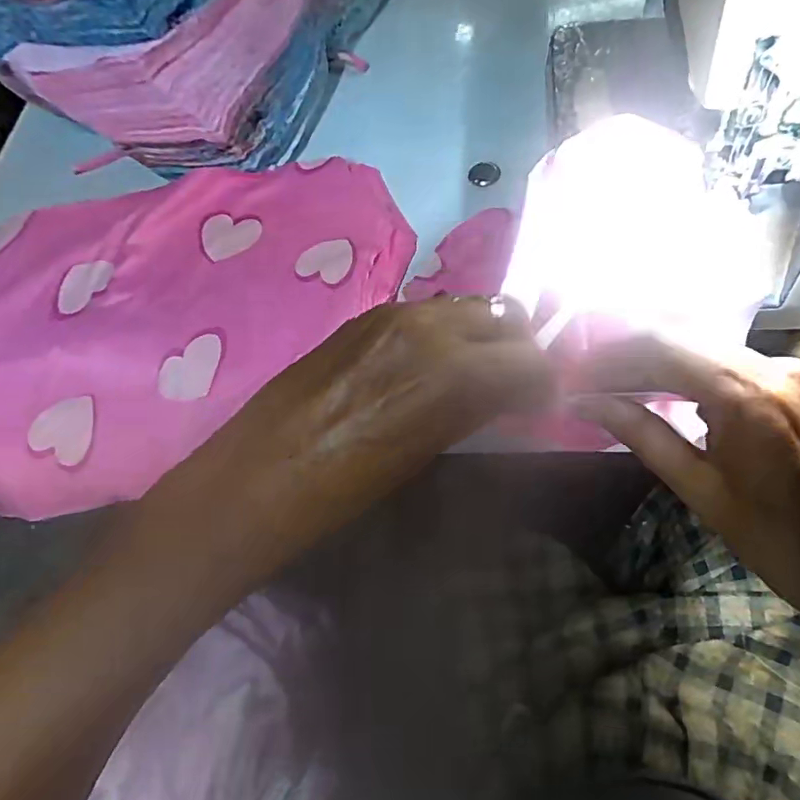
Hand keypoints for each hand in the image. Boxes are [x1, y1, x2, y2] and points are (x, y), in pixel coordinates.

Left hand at [146, 296, 553, 566]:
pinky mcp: (361, 318)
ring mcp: (390, 316)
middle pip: (504, 317)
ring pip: (465, 306)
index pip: (531, 360)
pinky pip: (424, 312)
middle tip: (514, 384)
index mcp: (453, 373)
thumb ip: (472, 411)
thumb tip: (508, 395)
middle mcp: (428, 328)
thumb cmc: (342, 493)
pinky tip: (429, 365)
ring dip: (483, 334)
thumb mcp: (423, 454)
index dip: (545, 383)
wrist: (255, 481)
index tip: (542, 403)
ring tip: (474, 372)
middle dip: (520, 349)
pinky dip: (444, 331)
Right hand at [572, 336, 799, 657]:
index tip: (573, 374)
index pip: (660, 350)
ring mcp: (795, 369)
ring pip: (707, 345)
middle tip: (586, 376)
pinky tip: (663, 386)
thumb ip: (642, 435)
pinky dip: (692, 369)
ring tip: (613, 381)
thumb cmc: (777, 541)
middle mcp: (776, 366)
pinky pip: (734, 361)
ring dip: (658, 359)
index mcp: (749, 396)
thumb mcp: (701, 489)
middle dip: (628, 354)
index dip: (609, 358)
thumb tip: (587, 403)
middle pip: (683, 338)